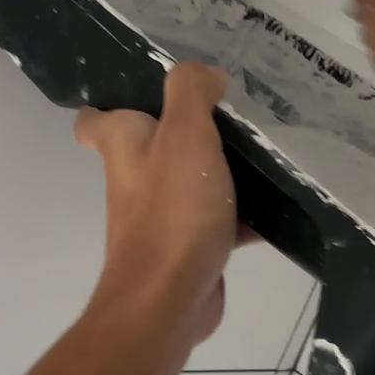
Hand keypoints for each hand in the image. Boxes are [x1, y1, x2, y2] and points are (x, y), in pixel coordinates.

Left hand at [75, 63, 246, 343]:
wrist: (169, 299)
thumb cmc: (171, 211)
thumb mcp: (185, 134)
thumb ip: (191, 92)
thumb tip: (206, 74)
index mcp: (124, 146)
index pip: (95, 119)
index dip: (110, 101)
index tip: (145, 88)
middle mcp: (135, 179)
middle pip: (155, 146)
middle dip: (186, 128)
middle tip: (229, 108)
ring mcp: (161, 216)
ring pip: (191, 181)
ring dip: (221, 169)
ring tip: (265, 146)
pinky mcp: (189, 248)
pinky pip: (219, 220)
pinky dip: (244, 213)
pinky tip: (279, 203)